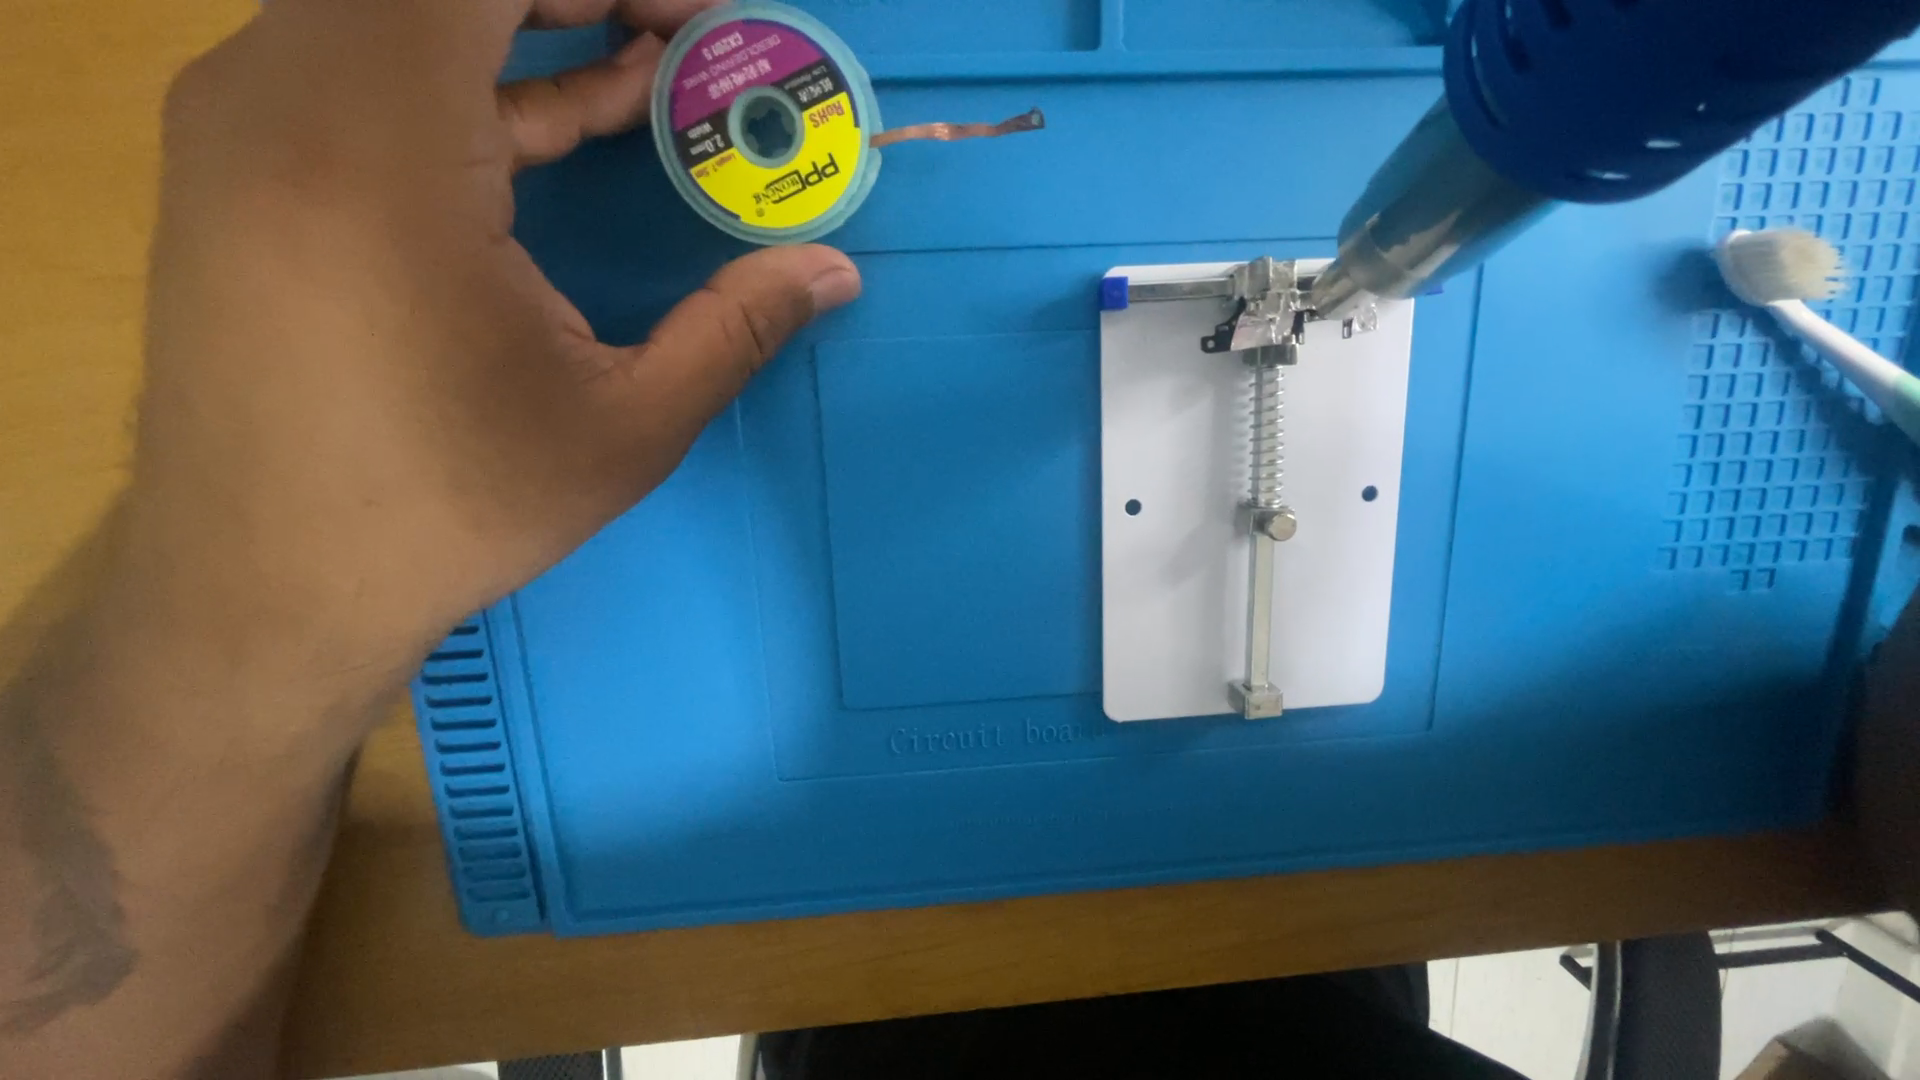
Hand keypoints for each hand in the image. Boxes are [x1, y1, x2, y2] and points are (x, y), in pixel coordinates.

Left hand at [125, 0, 860, 715]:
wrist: (272, 586)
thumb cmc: (456, 506)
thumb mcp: (629, 424)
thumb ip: (737, 327)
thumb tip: (836, 271)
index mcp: (378, 148)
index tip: (697, 15)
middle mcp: (279, 102)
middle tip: (682, 35)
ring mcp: (242, 131)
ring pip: (394, 18)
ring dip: (527, 33)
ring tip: (645, 73)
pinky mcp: (243, 174)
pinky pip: (364, 76)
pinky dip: (473, 84)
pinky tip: (568, 125)